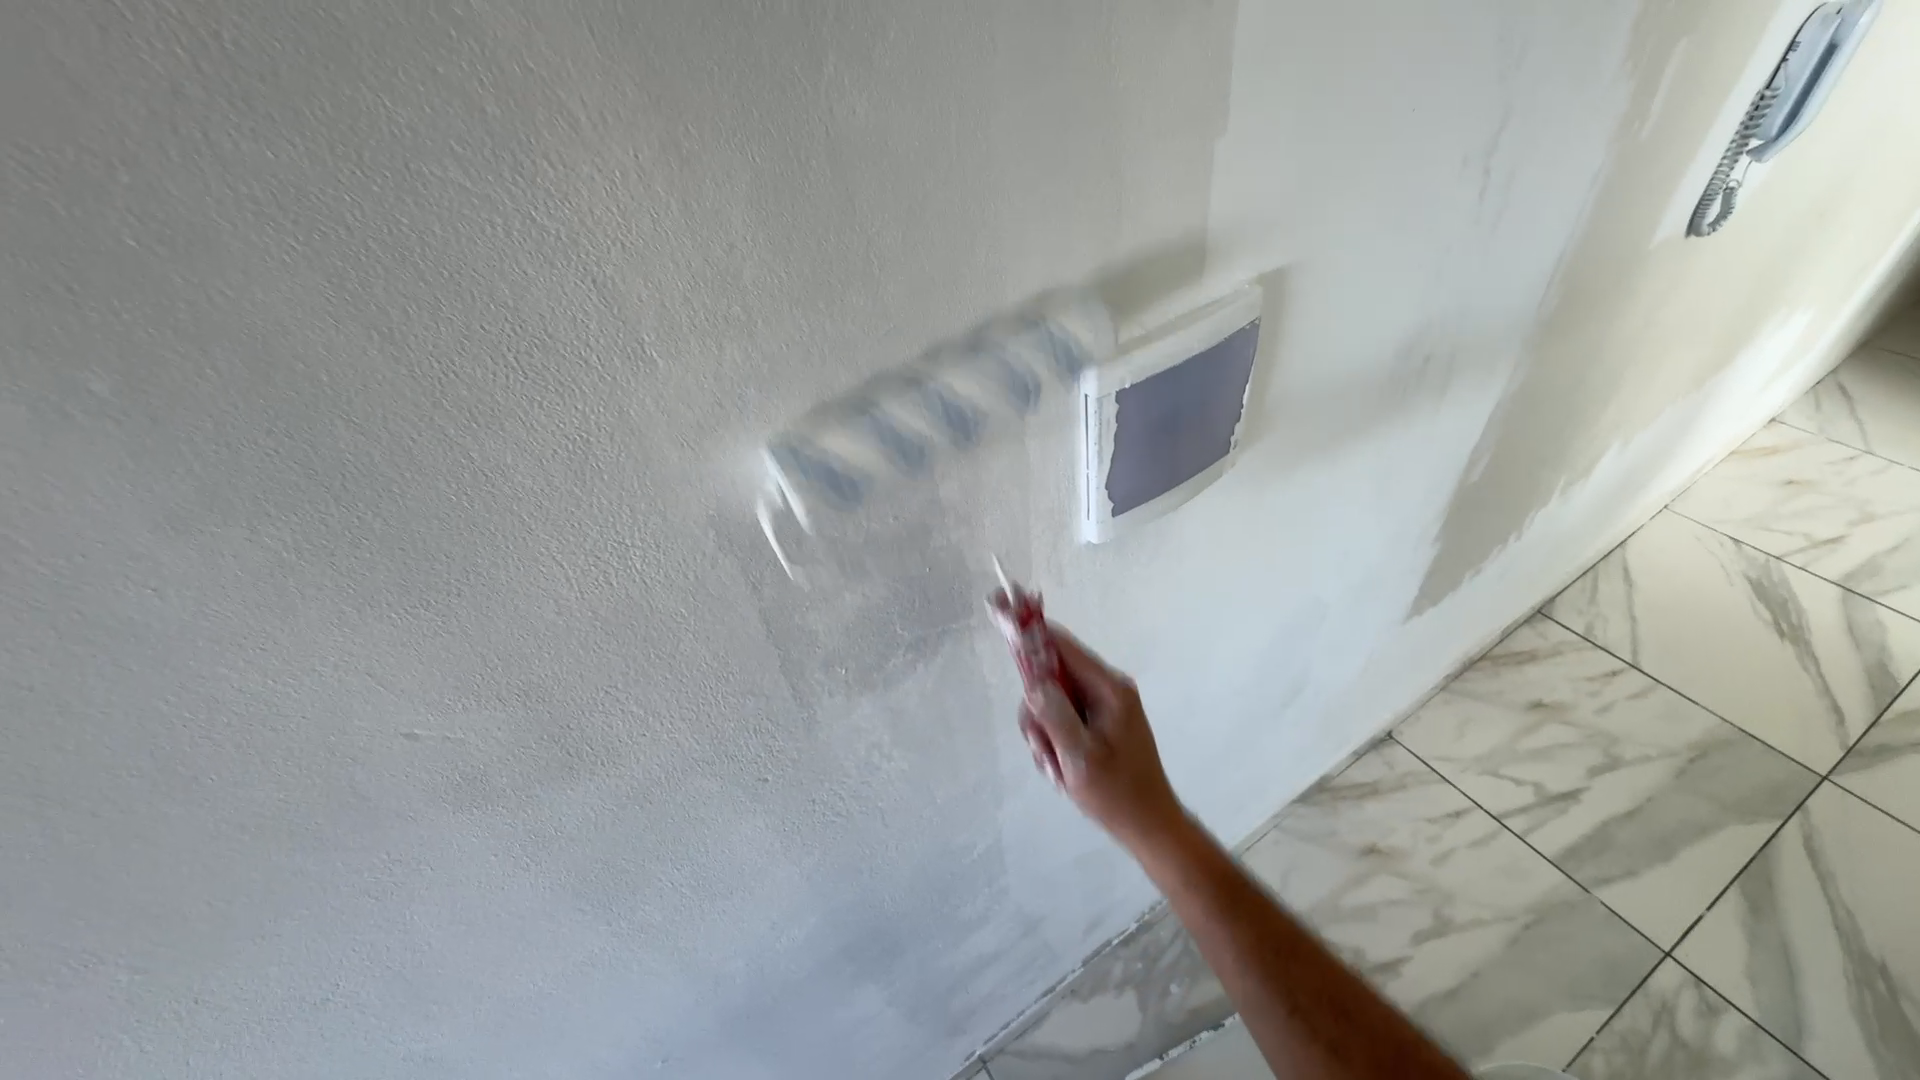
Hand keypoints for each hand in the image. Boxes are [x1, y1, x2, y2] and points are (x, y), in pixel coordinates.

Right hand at [1019, 626, 1190, 852]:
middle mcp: (1107, 688)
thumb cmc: (1116, 792)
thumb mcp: (1078, 755)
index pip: (1062, 646)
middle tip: (1041, 744)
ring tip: (1055, 764)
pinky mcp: (1099, 723)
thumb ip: (1054, 714)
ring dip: (1044, 731)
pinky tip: (1062, 768)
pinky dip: (1055, 740)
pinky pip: (1063, 717)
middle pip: (1052, 675)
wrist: (1148, 825)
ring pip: (1053, 700)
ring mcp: (1104, 706)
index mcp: (1108, 688)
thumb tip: (1032, 680)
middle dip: (1038, 709)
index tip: (1002, 627)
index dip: (1030, 637)